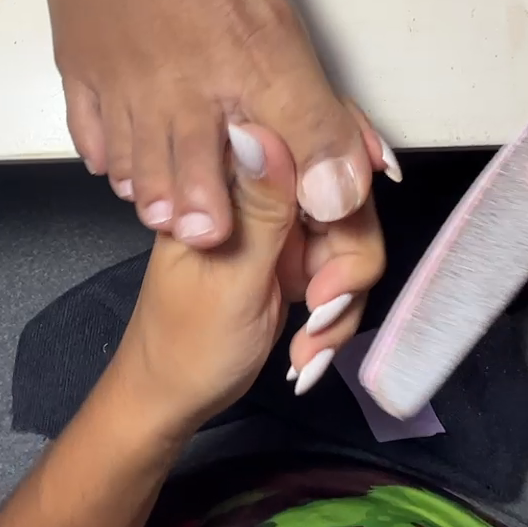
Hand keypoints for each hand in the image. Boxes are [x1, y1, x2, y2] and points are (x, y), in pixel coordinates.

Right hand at [18, 0, 396, 253]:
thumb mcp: (280, 35)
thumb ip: (311, 120)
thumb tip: (339, 197)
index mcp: (205, 108)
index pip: (226, 195)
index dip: (242, 225)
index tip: (251, 240)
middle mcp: (151, 105)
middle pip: (172, 184)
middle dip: (194, 213)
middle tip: (206, 232)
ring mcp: (105, 76)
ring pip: (127, 159)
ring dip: (149, 186)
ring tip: (163, 205)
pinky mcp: (75, 46)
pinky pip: (84, 123)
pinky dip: (102, 149)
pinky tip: (109, 156)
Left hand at [107, 123, 383, 436]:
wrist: (176, 399)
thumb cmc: (187, 344)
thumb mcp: (231, 277)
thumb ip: (260, 208)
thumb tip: (259, 127)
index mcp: (227, 180)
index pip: (302, 141)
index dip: (345, 172)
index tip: (347, 235)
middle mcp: (257, 191)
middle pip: (342, 193)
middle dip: (348, 259)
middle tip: (322, 311)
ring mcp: (279, 225)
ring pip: (350, 236)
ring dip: (343, 298)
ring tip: (309, 347)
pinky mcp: (294, 256)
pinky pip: (341, 269)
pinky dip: (337, 312)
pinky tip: (308, 349)